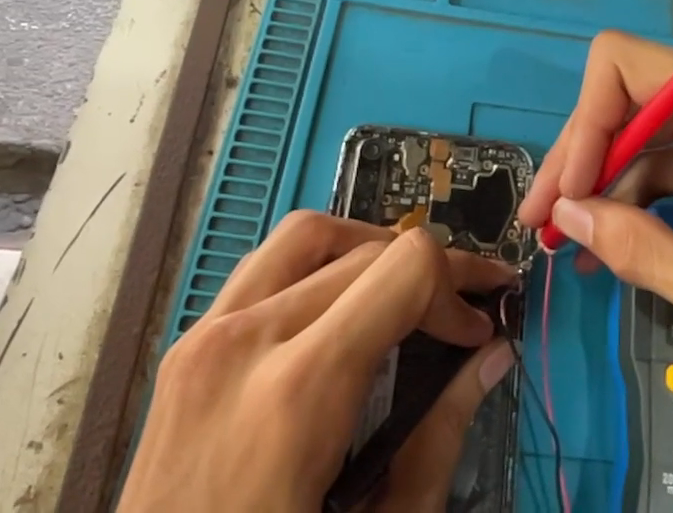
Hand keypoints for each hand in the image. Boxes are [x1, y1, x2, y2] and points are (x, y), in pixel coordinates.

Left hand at [120, 211, 518, 511]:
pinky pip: (261, 268)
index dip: (459, 287)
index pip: (403, 270)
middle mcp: (245, 343)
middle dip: (430, 270)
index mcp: (298, 391)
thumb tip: (488, 359)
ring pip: (307, 235)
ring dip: (369, 248)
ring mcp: (204, 339)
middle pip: (366, 249)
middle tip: (462, 308)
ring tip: (405, 290)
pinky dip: (314, 267)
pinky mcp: (184, 349)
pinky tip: (338, 308)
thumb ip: (440, 436)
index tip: (477, 327)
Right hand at [518, 31, 672, 392]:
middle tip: (547, 225)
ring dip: (607, 178)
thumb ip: (643, 251)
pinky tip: (619, 238)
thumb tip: (567, 216)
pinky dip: (646, 190)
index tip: (564, 199)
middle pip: (629, 94)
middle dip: (582, 157)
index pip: (621, 66)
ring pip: (650, 126)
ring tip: (573, 242)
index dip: (579, 127)